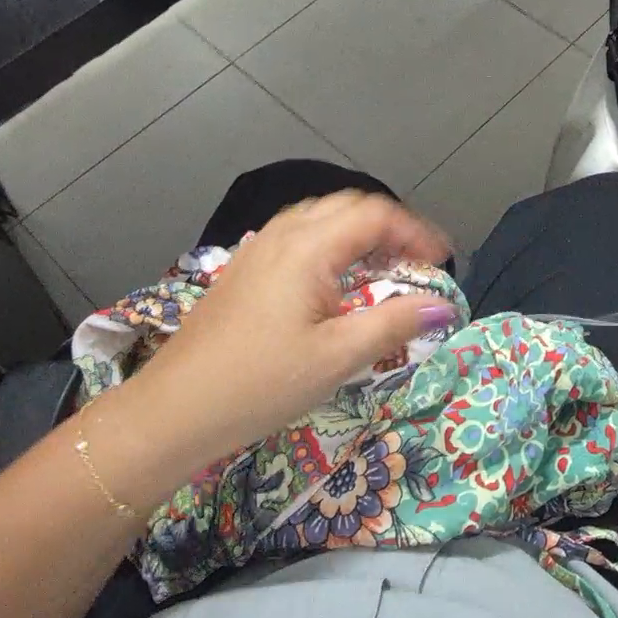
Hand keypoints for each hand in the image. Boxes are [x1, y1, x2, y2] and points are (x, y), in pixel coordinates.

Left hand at [105, 191, 454, 466]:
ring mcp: (256, 250)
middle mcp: (281, 236)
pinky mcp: (242, 271)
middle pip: (347, 207)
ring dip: (357, 233)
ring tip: (381, 267)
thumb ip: (393, 324)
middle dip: (389, 227)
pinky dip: (328, 244)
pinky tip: (332, 281)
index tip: (441, 262)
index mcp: (308, 249)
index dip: (415, 232)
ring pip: (318, 218)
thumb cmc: (261, 384)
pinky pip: (296, 237)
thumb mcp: (337, 358)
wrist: (174, 410)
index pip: (375, 215)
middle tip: (416, 261)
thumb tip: (443, 305)